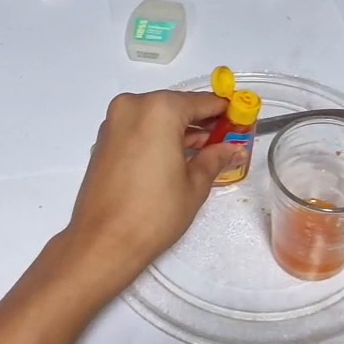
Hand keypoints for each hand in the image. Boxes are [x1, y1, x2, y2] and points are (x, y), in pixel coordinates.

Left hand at [56, 91, 238, 295]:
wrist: (104, 242)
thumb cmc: (153, 213)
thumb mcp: (194, 185)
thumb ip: (215, 158)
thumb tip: (232, 148)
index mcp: (159, 110)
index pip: (201, 101)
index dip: (223, 111)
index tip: (239, 120)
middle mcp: (132, 107)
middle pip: (176, 106)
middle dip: (200, 122)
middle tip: (224, 140)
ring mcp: (114, 123)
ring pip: (155, 117)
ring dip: (178, 130)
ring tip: (203, 153)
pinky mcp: (103, 141)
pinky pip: (138, 129)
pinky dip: (157, 137)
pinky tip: (175, 158)